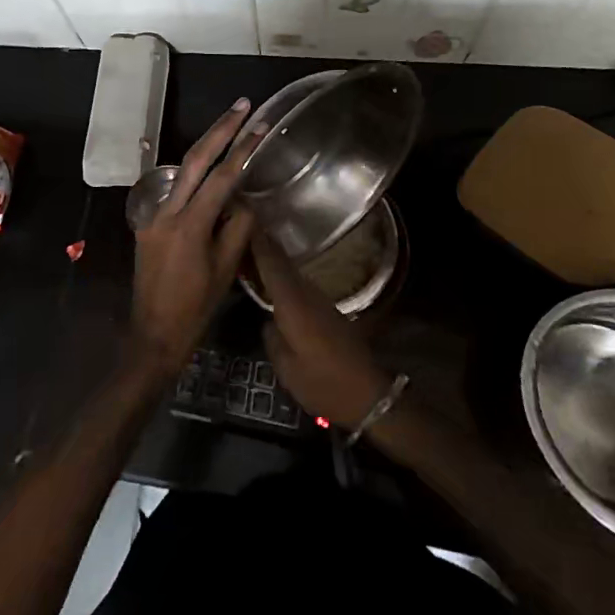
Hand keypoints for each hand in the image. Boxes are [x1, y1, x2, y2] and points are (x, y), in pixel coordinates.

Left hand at [131, 99, 259, 375]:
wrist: (153, 333)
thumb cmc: (195, 308)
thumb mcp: (225, 271)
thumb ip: (237, 229)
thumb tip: (244, 200)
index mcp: (189, 225)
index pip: (220, 178)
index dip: (241, 150)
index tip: (258, 125)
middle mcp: (166, 212)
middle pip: (194, 160)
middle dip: (218, 130)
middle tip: (240, 105)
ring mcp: (152, 217)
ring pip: (181, 172)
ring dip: (205, 149)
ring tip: (229, 128)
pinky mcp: (146, 225)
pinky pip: (173, 193)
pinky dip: (193, 178)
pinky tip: (208, 169)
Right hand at [256, 234, 391, 426]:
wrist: (369, 396)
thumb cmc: (323, 383)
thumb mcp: (286, 367)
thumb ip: (272, 336)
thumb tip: (269, 319)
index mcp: (294, 304)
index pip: (272, 265)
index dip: (258, 242)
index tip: (245, 218)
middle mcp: (308, 295)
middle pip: (283, 263)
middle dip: (265, 244)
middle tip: (245, 227)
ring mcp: (321, 302)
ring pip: (293, 273)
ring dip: (275, 259)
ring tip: (254, 249)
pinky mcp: (329, 312)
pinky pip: (300, 286)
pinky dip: (285, 276)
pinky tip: (276, 279)